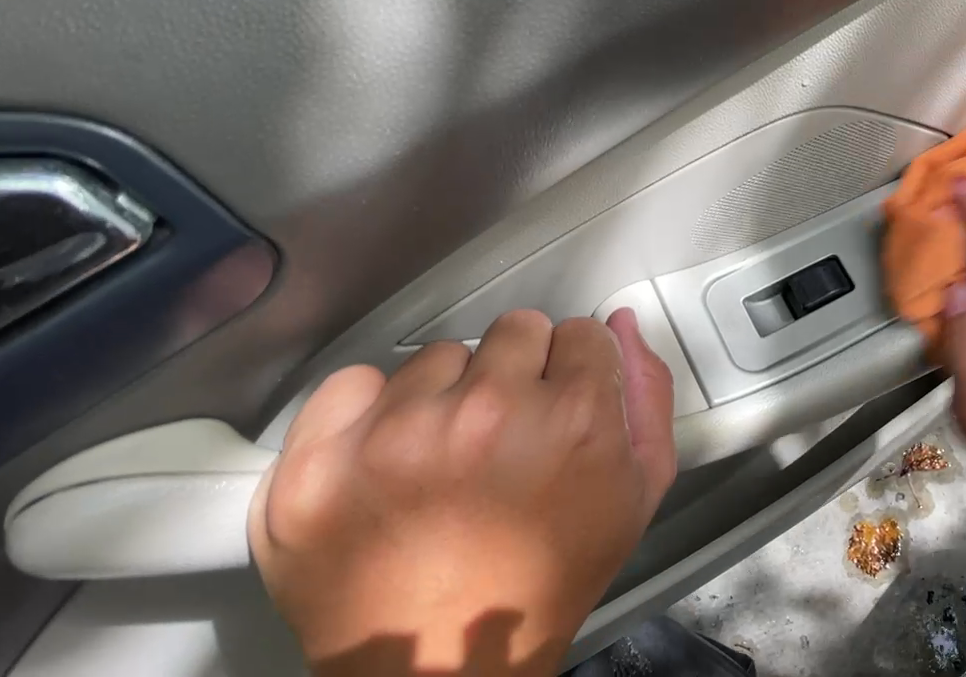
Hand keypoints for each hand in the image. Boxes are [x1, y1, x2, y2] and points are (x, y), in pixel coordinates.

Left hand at [251, 308, 675, 675]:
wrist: (441, 664)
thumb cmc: (551, 573)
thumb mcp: (639, 489)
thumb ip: (647, 395)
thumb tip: (620, 322)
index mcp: (573, 415)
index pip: (580, 333)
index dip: (577, 370)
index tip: (561, 405)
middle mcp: (487, 409)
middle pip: (516, 330)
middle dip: (522, 370)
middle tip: (507, 429)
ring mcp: (395, 433)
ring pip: (439, 357)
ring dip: (450, 392)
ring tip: (446, 453)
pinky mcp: (318, 461)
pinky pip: (351, 382)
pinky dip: (370, 410)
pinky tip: (389, 451)